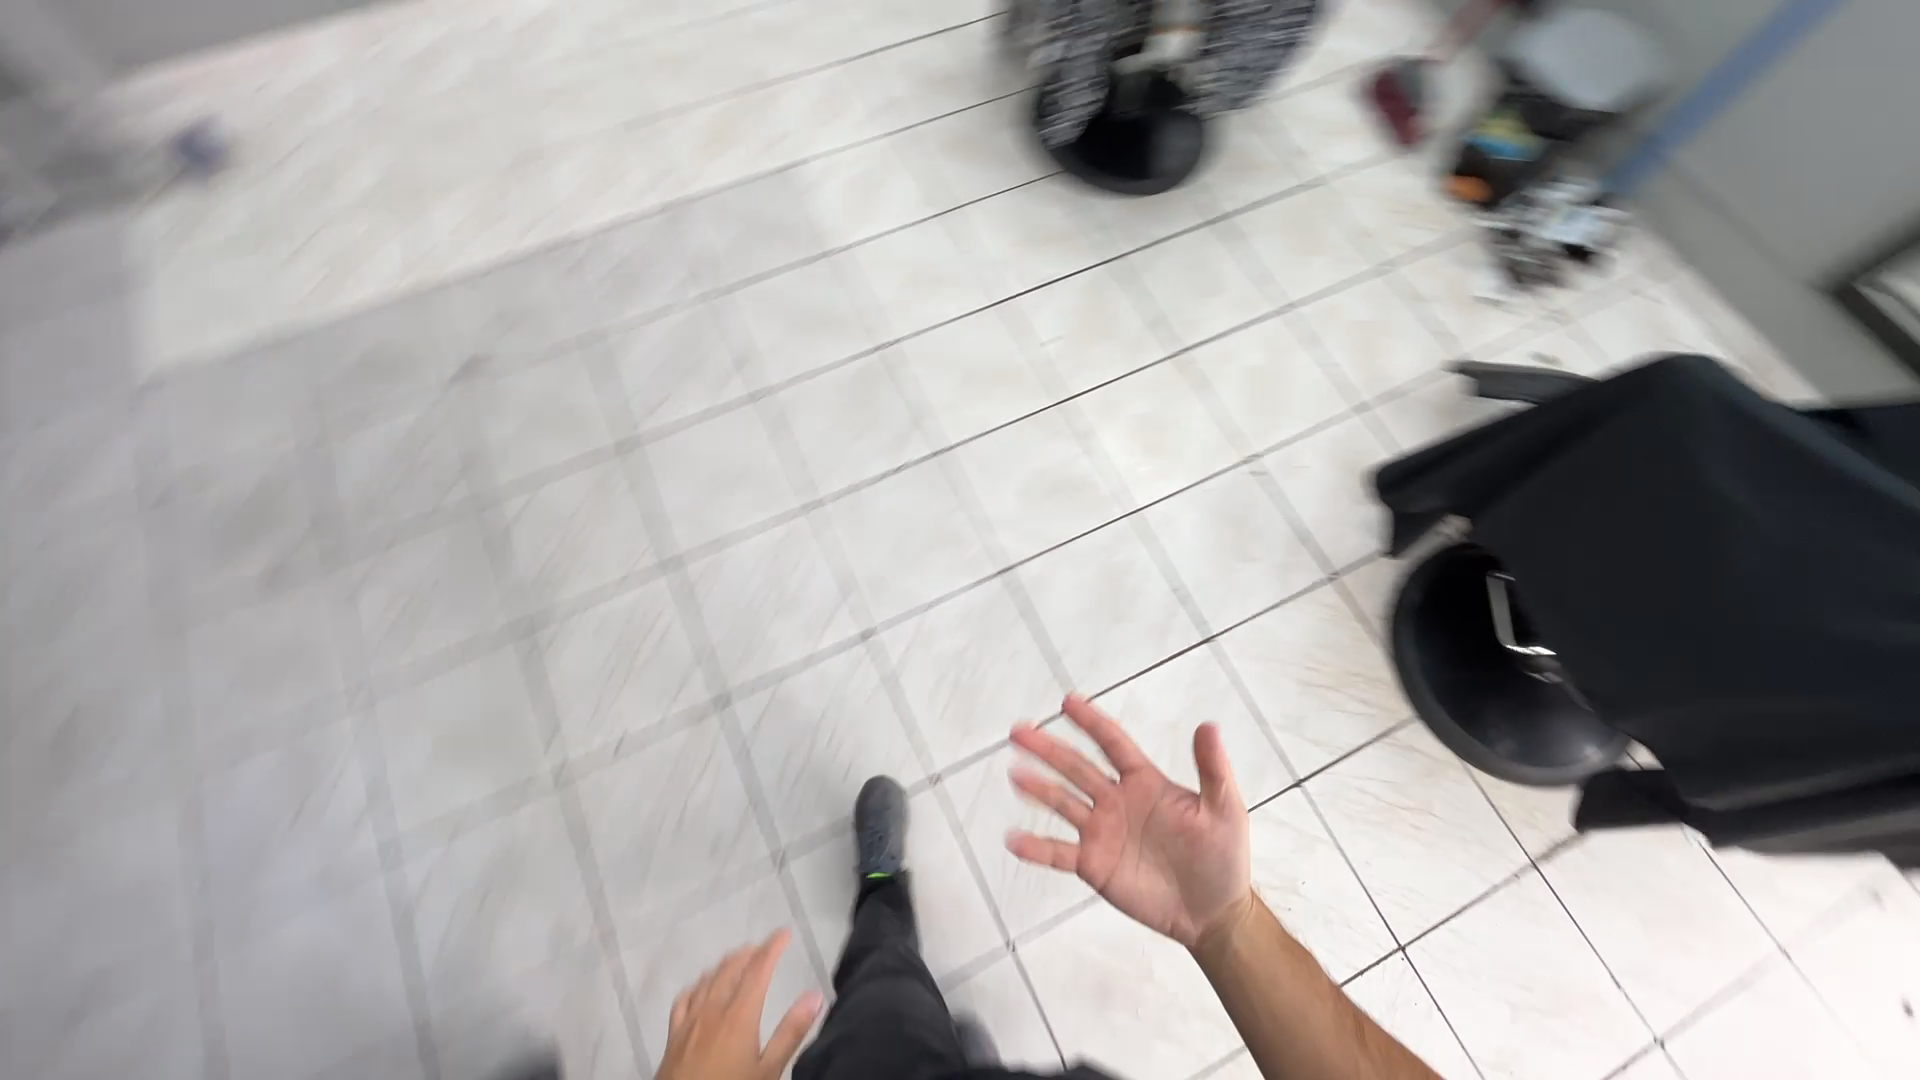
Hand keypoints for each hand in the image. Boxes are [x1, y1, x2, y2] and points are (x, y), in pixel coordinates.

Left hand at [656, 929, 823, 1079]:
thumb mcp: (768, 1071)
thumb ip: (791, 1032)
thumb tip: (815, 995)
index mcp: (739, 1015)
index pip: (758, 968)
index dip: (773, 946)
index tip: (785, 933)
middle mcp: (713, 1010)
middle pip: (731, 968)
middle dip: (750, 952)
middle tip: (766, 947)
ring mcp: (689, 1021)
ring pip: (708, 978)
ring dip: (726, 963)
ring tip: (739, 959)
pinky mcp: (673, 1035)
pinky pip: (684, 998)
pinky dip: (698, 984)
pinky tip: (702, 986)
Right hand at [1005, 694, 1252, 950]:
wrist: (1213, 912)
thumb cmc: (1223, 855)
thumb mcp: (1225, 808)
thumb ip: (1213, 769)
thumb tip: (1209, 725)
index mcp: (1144, 782)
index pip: (1111, 744)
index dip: (1090, 722)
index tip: (1067, 702)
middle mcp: (1116, 801)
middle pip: (1076, 768)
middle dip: (1048, 749)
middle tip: (1020, 731)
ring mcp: (1101, 833)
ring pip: (1062, 804)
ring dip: (1038, 788)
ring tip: (1014, 774)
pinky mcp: (1093, 865)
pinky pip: (1058, 854)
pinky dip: (1035, 848)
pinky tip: (1013, 839)